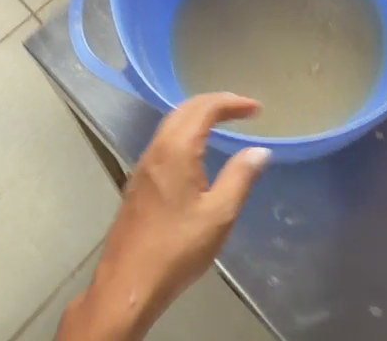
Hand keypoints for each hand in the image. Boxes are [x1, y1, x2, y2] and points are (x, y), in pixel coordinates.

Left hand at [61, 94, 271, 340]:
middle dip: (214, 103)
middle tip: (241, 109)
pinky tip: (195, 152)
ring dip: (197, 115)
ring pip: (171, 124)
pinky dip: (185, 132)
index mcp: (177, 149)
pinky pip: (164, 141)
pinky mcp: (137, 182)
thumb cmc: (177, 248)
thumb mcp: (219, 215)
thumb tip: (259, 150)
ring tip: (221, 123)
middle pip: (185, 109)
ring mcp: (143, 165)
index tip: (255, 108)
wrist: (128, 284)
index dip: (232, 102)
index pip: (205, 108)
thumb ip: (240, 177)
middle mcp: (156, 149)